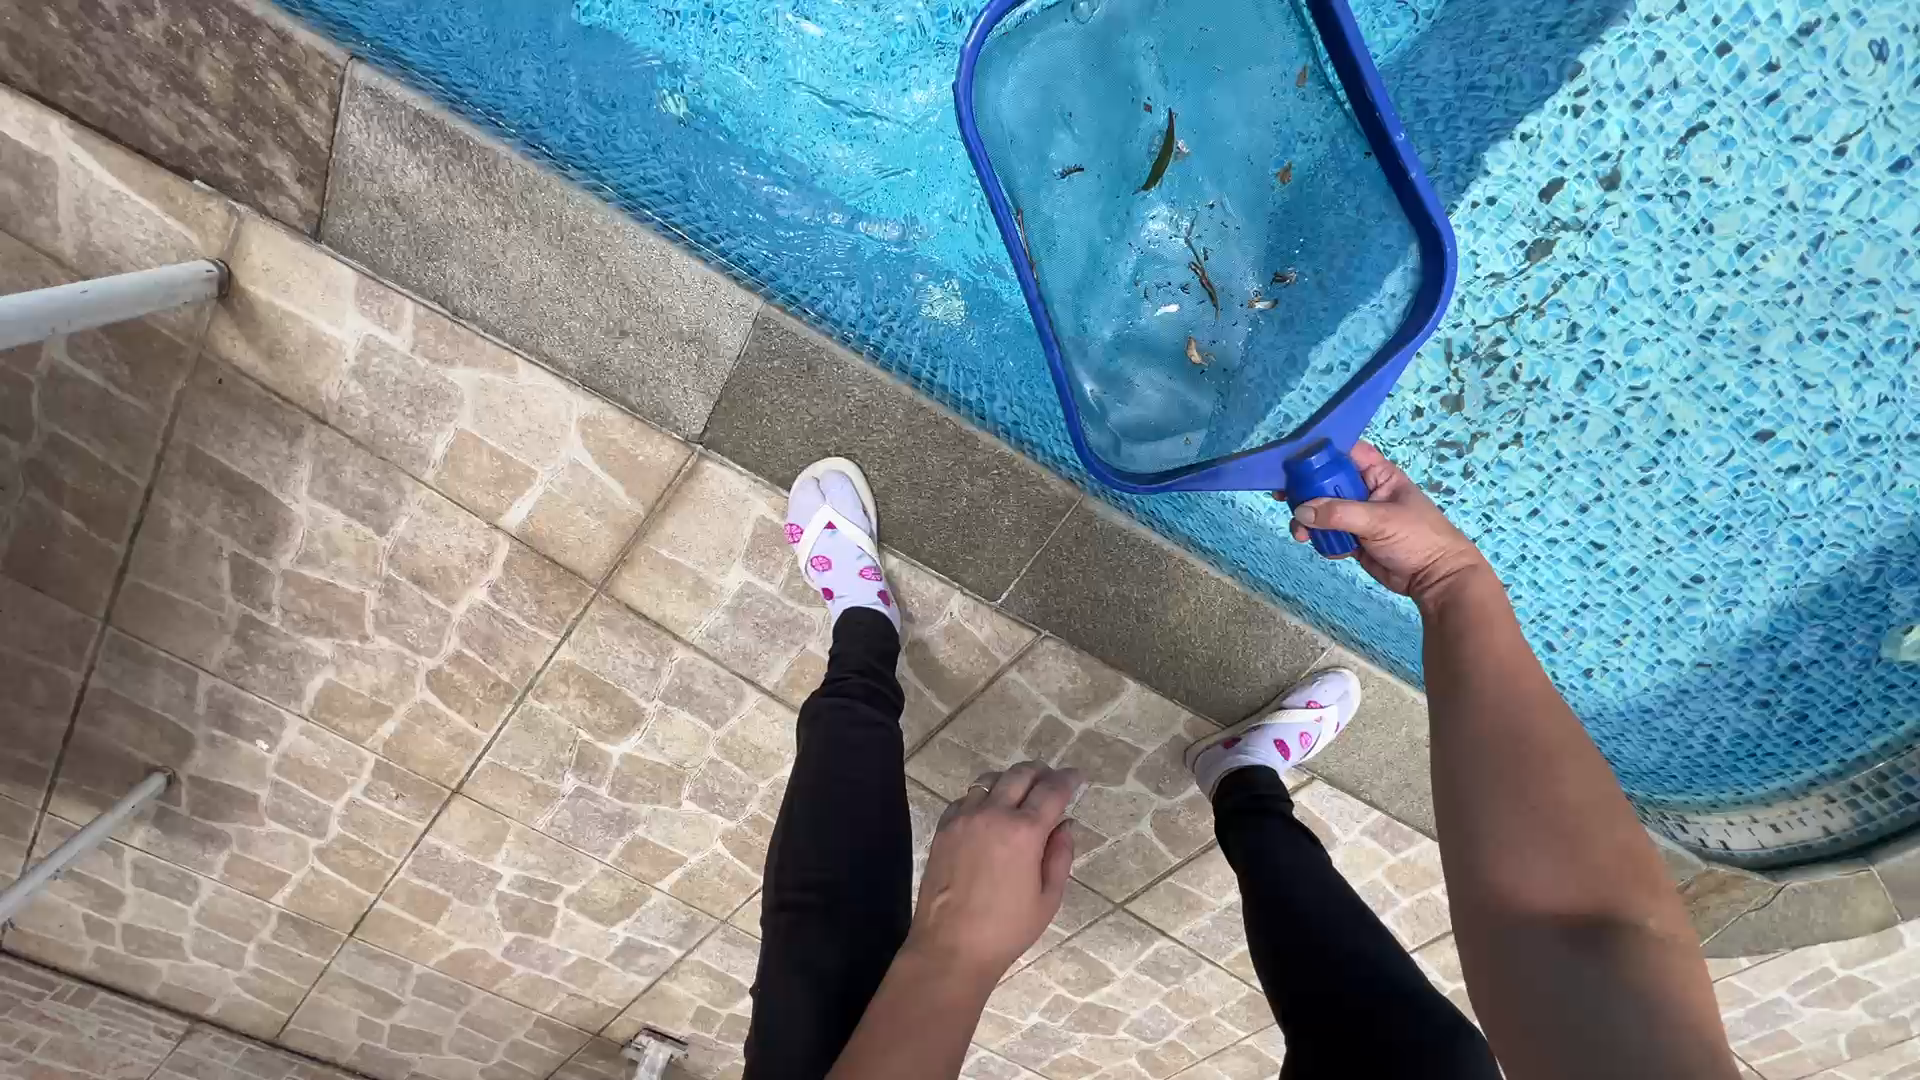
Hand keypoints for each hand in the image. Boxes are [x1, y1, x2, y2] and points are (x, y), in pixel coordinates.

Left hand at [909, 762, 1082, 982]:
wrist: (951, 946)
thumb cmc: (1006, 929)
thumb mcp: (1048, 898)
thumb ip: (1060, 855)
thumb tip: (1066, 824)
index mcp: (1024, 831)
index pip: (1052, 791)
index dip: (1068, 779)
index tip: (1077, 776)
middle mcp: (994, 814)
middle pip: (1021, 773)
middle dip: (1041, 771)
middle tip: (1051, 779)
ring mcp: (965, 817)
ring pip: (991, 779)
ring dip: (1010, 780)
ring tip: (1020, 793)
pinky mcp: (944, 826)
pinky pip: (966, 797)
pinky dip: (983, 796)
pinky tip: (989, 812)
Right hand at [1290, 441, 1490, 605]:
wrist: (1434, 579)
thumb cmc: (1417, 538)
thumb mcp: (1379, 520)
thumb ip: (1338, 514)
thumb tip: (1300, 512)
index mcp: (1378, 476)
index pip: (1346, 453)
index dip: (1321, 453)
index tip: (1293, 462)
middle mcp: (1364, 491)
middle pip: (1325, 482)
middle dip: (1304, 492)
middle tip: (1283, 499)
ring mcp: (1356, 515)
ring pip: (1320, 509)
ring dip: (1307, 521)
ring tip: (1301, 535)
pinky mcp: (1351, 537)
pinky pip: (1326, 532)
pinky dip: (1320, 539)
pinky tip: (1325, 549)